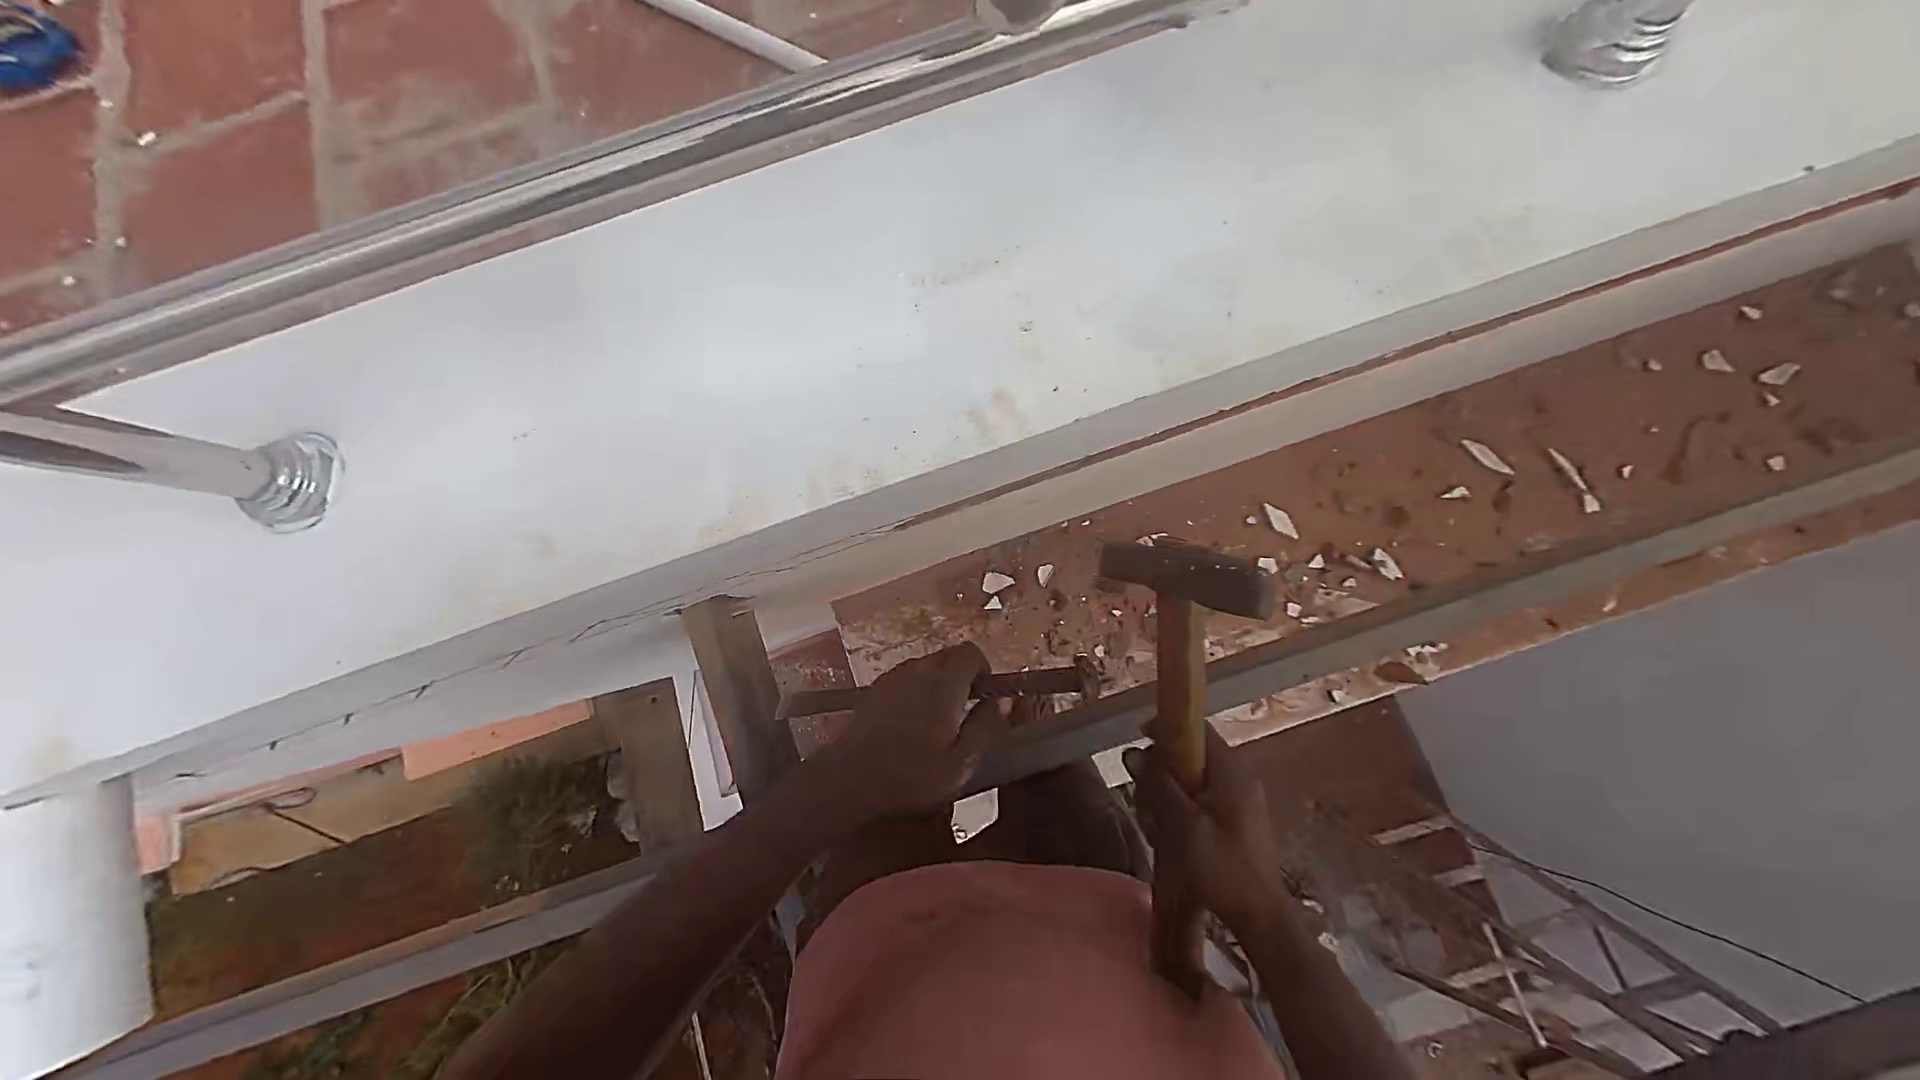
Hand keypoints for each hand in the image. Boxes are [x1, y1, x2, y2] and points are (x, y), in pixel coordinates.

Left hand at [811, 642, 1009, 823]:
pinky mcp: (876, 688)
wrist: (849, 781)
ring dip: (939, 682)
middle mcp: (919, 670)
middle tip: (965, 711)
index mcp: (944, 682)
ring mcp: (894, 677)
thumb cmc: (911, 775)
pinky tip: (913, 723)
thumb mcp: (960, 761)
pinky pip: (907, 678)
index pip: (972, 652)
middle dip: (963, 675)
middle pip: (949, 655)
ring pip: (927, 666)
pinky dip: (917, 690)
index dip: (984, 670)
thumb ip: (985, 726)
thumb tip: (1003, 701)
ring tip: (940, 720)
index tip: (985, 697)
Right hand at [1124, 726, 1288, 935]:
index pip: (1198, 728)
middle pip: (1194, 753)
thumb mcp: (1183, 826)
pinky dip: (1184, 805)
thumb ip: (1159, 785)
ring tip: (1155, 818)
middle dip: (1164, 766)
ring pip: (1196, 777)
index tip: (1141, 737)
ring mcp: (1242, 800)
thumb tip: (1133, 753)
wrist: (1262, 919)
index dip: (1168, 726)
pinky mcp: (1240, 820)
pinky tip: (1172, 833)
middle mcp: (1240, 778)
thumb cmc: (1223, 869)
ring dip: (1170, 790)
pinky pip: (1205, 797)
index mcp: (1232, 772)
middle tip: (1143, 790)